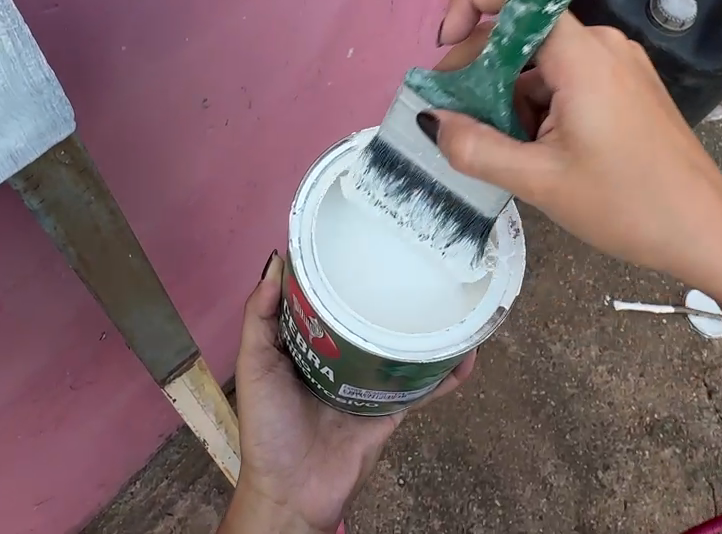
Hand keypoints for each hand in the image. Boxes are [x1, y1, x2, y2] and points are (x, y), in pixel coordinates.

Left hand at [221, 253, 473, 532]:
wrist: (294, 492)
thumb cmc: (269, 426)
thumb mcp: (254, 364)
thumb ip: (260, 316)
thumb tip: (277, 258)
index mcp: (312, 338)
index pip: (330, 292)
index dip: (343, 264)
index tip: (362, 229)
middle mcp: (344, 352)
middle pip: (371, 313)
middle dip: (392, 287)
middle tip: (415, 253)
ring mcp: (372, 378)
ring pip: (402, 342)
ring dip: (426, 323)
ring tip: (451, 293)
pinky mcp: (393, 405)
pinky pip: (425, 385)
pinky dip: (447, 371)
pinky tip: (467, 351)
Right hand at [428, 0, 721, 298]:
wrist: (709, 233)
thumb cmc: (627, 204)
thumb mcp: (540, 182)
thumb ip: (476, 147)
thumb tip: (430, 118)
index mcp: (582, 54)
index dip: (472, 3)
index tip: (444, 44)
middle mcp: (602, 44)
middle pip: (524, 31)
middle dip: (479, 65)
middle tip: (451, 111)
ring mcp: (618, 64)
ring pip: (542, 59)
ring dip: (507, 90)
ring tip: (493, 141)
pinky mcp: (626, 86)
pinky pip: (566, 76)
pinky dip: (536, 100)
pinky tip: (529, 144)